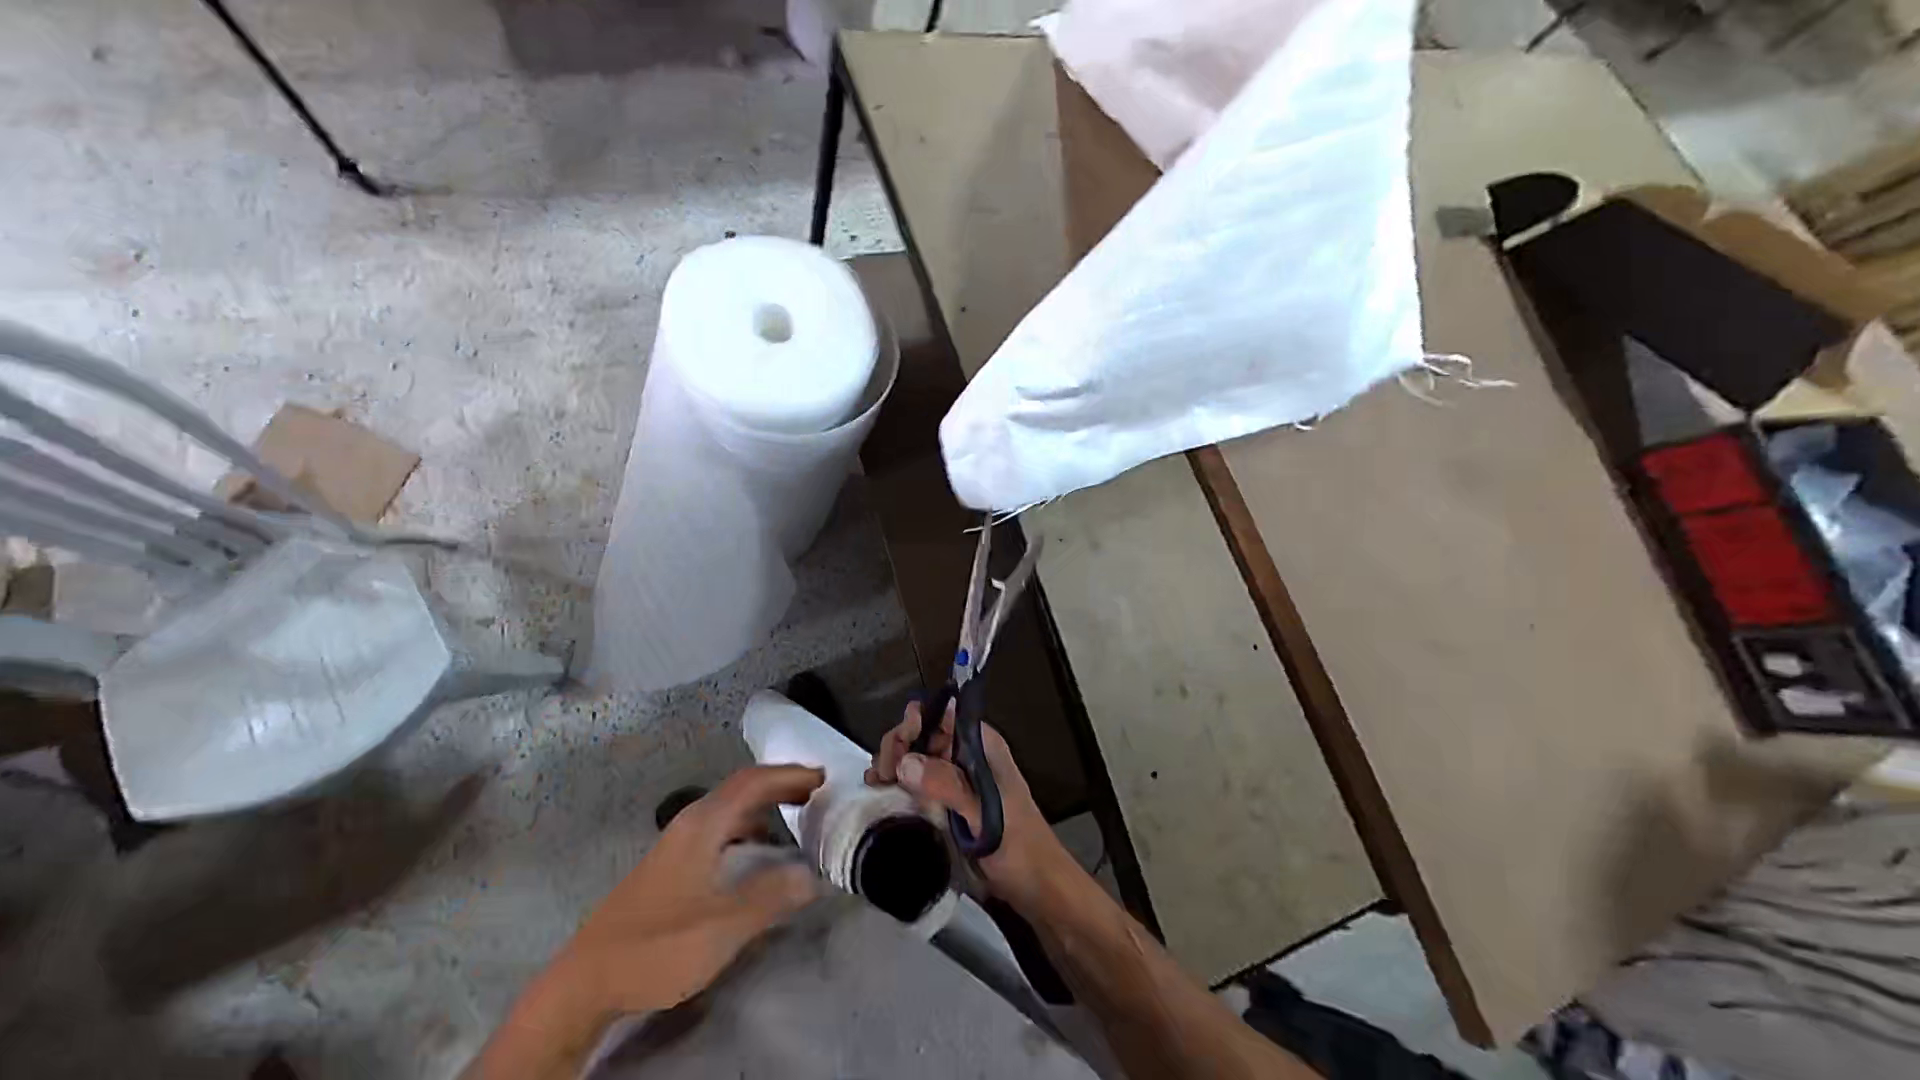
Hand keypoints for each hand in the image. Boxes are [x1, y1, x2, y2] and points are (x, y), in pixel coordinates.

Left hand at [557, 764, 824, 1013]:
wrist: (585, 983)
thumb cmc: (658, 946)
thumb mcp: (723, 926)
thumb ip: (773, 896)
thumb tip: (814, 874)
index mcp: (703, 825)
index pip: (753, 782)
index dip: (790, 775)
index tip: (824, 779)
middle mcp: (690, 825)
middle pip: (741, 789)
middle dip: (781, 785)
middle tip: (817, 793)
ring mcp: (677, 846)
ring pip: (729, 811)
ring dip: (764, 807)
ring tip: (797, 817)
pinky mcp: (671, 868)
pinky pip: (720, 830)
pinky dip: (747, 828)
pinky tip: (758, 853)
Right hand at [867, 700, 1072, 910]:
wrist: (1033, 886)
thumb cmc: (1017, 844)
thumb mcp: (983, 812)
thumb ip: (947, 785)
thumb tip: (905, 762)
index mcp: (981, 745)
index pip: (941, 715)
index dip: (915, 724)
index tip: (897, 751)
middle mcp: (966, 754)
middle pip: (922, 734)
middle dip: (898, 748)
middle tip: (881, 775)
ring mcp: (955, 778)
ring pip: (915, 758)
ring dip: (892, 766)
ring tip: (876, 785)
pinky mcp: (945, 802)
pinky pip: (915, 784)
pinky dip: (896, 785)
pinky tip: (880, 795)